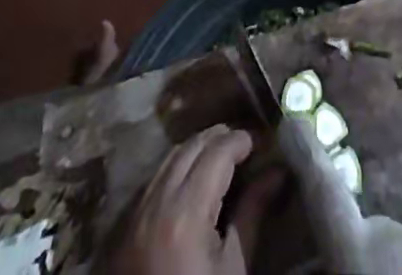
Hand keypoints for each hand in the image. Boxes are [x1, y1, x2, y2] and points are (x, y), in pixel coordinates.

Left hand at [112, 125, 278, 274]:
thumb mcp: (235, 264)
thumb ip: (254, 210)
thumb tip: (277, 170)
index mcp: (186, 212)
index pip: (218, 151)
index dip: (243, 140)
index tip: (264, 143)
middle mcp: (156, 202)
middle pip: (190, 147)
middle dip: (220, 138)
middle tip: (247, 146)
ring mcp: (134, 213)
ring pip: (168, 159)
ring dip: (197, 150)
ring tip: (222, 159)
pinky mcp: (123, 227)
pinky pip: (152, 180)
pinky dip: (175, 169)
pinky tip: (192, 182)